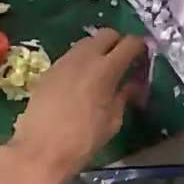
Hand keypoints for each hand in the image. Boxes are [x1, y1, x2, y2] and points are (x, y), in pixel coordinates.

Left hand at [7, 29, 144, 178]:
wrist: (41, 150)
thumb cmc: (83, 140)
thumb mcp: (113, 120)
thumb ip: (124, 96)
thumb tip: (131, 84)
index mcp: (106, 69)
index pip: (130, 43)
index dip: (140, 47)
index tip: (142, 57)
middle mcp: (85, 57)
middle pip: (107, 34)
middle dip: (118, 42)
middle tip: (123, 61)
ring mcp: (63, 61)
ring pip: (86, 42)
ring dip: (98, 50)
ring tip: (101, 70)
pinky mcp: (48, 70)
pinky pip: (70, 56)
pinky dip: (81, 61)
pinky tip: (80, 81)